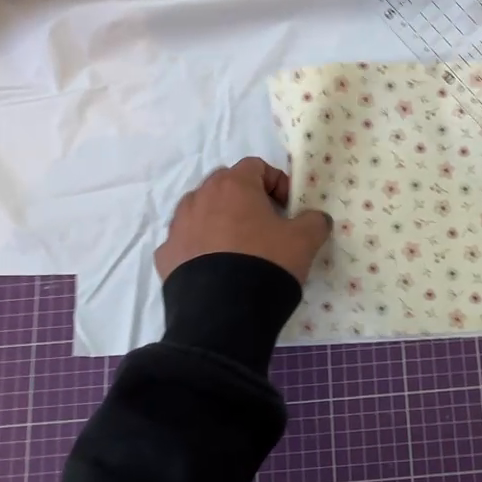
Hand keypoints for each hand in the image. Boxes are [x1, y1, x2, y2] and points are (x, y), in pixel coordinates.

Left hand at [155, 157, 331, 284]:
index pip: (256, 166)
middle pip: (224, 185)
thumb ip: (314, 221)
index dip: (276, 183)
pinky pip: (185, 241)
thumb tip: (316, 219)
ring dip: (218, 220)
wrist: (223, 314)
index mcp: (233, 185)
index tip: (287, 209)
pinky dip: (198, 247)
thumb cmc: (266, 263)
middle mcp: (200, 197)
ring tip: (237, 248)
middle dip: (244, 199)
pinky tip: (214, 268)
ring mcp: (178, 226)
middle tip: (264, 225)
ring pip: (200, 211)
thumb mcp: (304, 241)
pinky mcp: (166, 255)